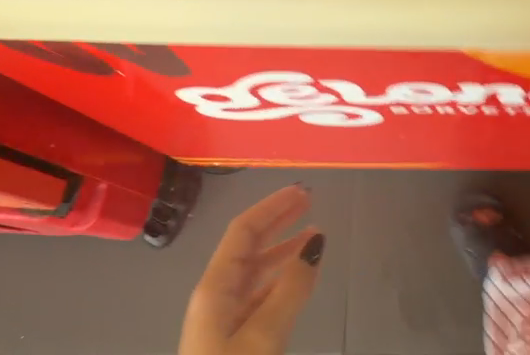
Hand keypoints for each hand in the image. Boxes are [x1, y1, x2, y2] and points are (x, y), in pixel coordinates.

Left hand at [180, 185, 324, 354]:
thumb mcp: (264, 338)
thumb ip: (291, 290)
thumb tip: (316, 241)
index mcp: (214, 289)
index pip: (243, 232)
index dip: (272, 207)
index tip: (303, 191)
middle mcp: (214, 298)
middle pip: (247, 247)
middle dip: (278, 222)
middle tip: (310, 203)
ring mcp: (220, 322)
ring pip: (254, 273)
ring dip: (282, 251)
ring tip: (314, 239)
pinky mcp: (230, 344)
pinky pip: (257, 297)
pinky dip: (280, 281)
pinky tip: (298, 282)